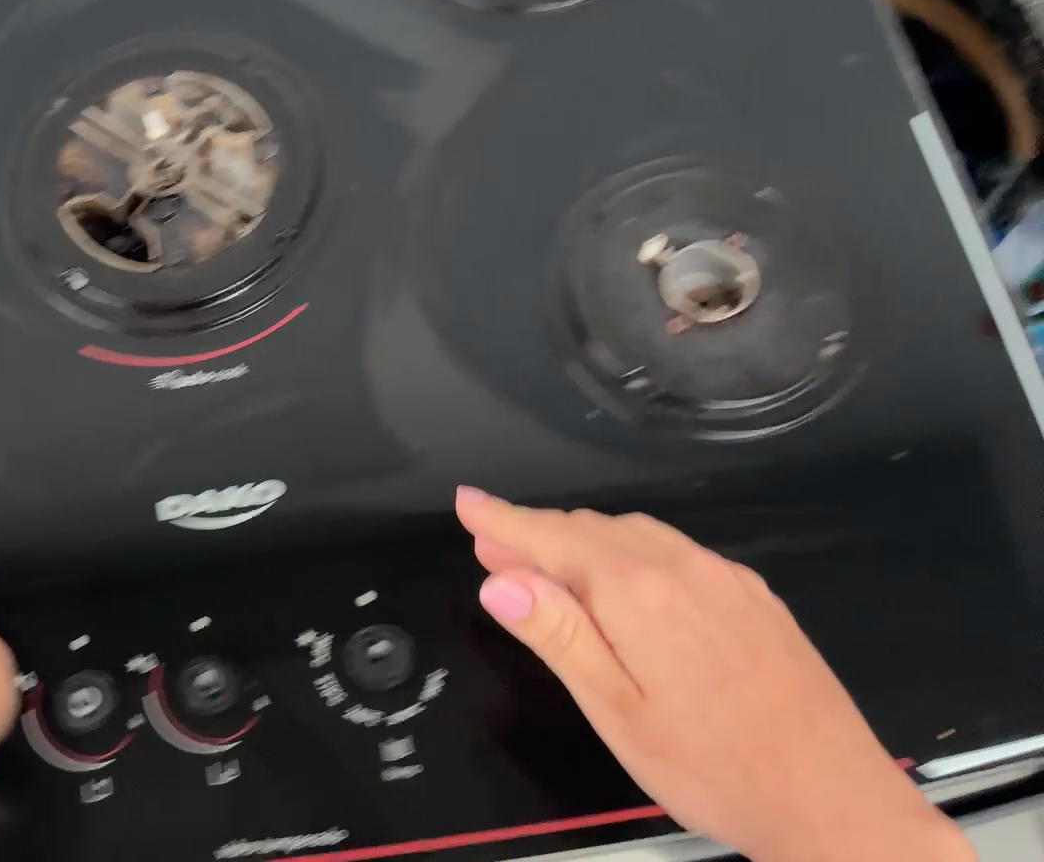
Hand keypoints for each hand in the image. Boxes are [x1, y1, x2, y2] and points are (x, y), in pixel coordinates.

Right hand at [455, 487, 972, 861]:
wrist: (847, 813)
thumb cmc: (712, 767)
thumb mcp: (616, 710)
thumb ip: (556, 635)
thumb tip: (498, 580)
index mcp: (638, 592)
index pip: (550, 537)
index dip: (501, 518)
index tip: (464, 500)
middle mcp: (682, 567)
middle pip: (586, 529)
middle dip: (533, 533)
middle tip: (490, 551)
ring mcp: (724, 578)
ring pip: (629, 534)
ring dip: (576, 539)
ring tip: (543, 565)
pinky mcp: (754, 596)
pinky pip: (670, 550)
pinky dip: (623, 549)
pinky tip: (618, 580)